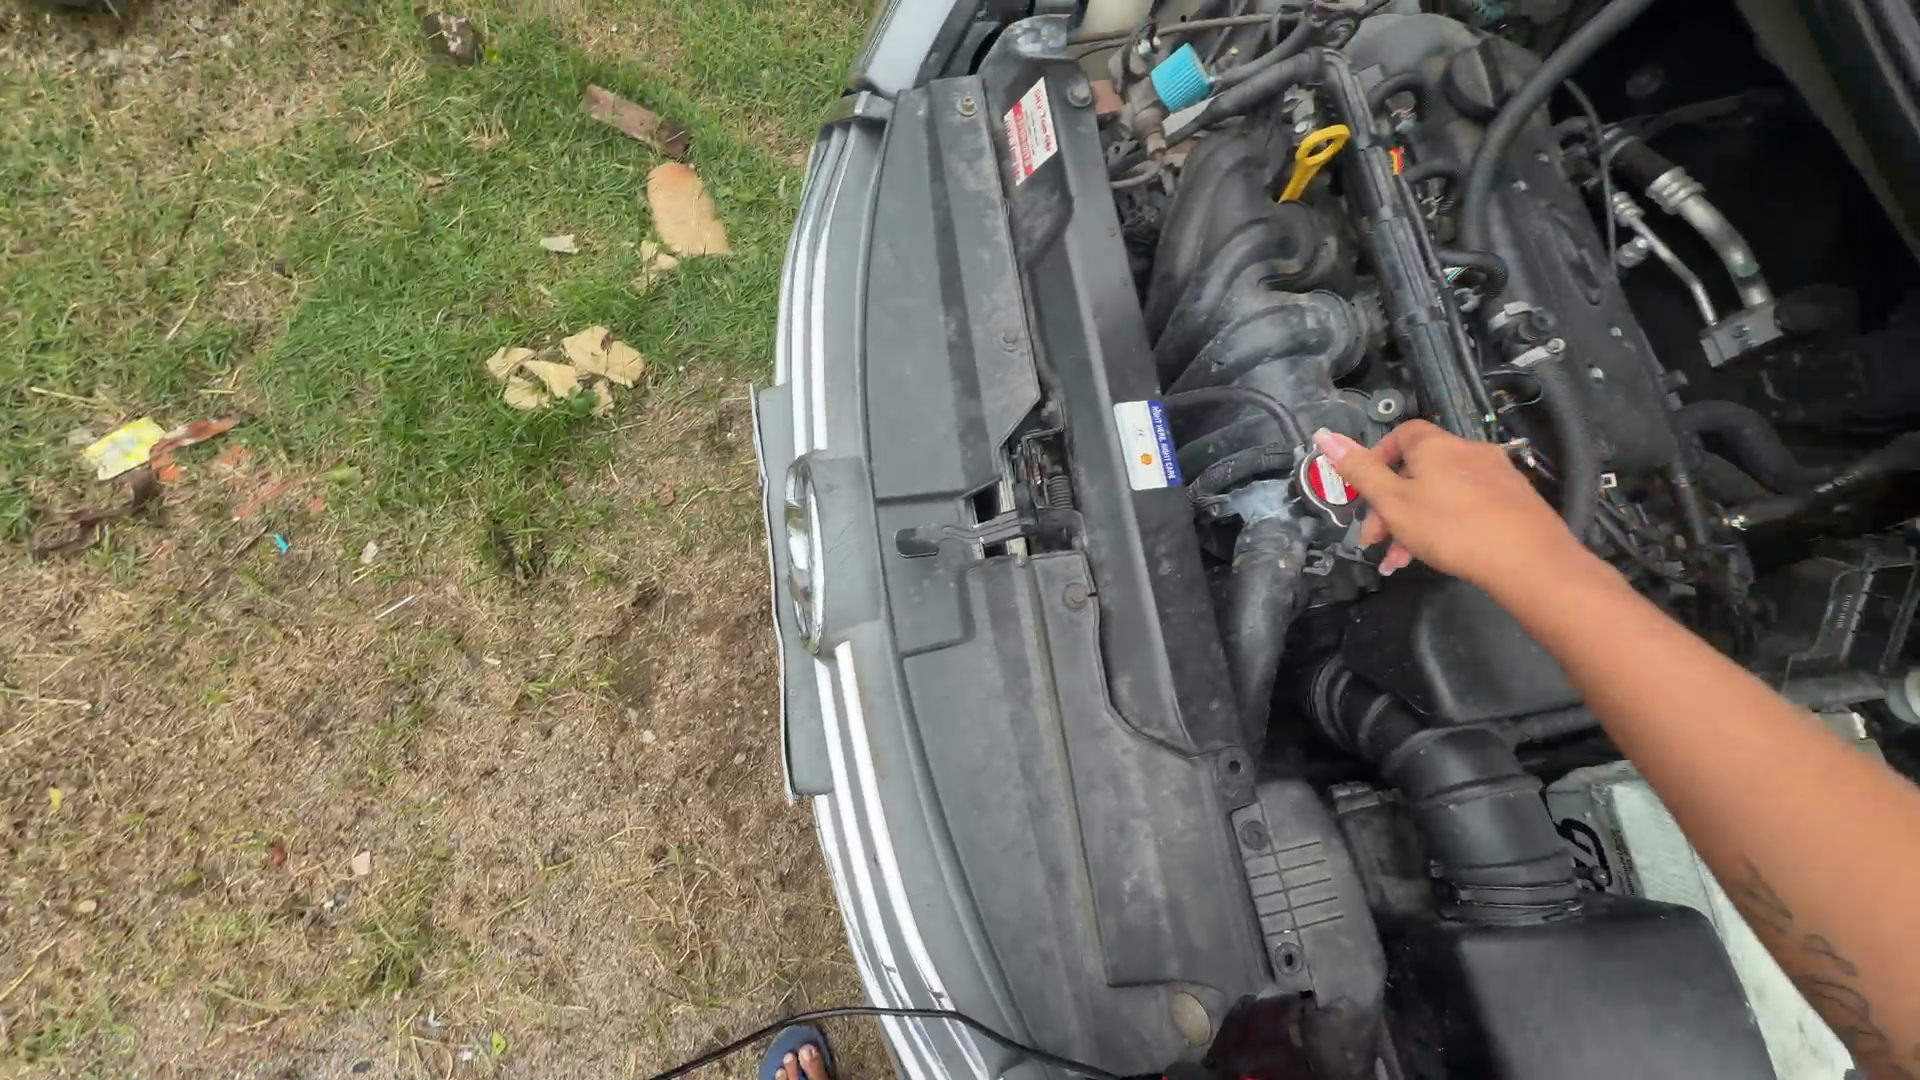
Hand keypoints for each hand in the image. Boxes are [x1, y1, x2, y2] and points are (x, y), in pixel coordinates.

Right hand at [1313, 421, 1586, 590]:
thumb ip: (1358, 470)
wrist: (1527, 561)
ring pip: (1438, 493)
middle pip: (1417, 470)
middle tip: (1374, 538)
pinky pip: (1464, 506)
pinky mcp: (1512, 501)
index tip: (1365, 487)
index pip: (1402, 433)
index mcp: (1437, 446)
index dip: (1377, 456)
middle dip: (1389, 503)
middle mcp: (1468, 452)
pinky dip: (1442, 525)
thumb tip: (1324, 435)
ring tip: (1398, 559)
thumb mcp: (1392, 500)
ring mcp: (1495, 476)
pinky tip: (1434, 554)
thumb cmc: (1450, 527)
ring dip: (1411, 522)